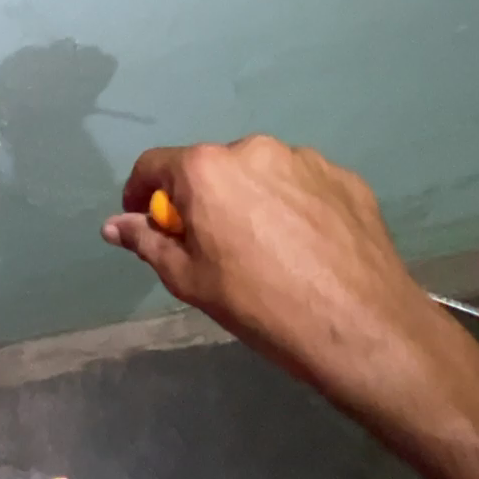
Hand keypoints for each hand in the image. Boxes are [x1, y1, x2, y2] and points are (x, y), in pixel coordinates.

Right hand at [102, 136, 449, 403]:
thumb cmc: (259, 305)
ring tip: (263, 245)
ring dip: (246, 197)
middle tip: (208, 242)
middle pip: (207, 167)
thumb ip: (147, 242)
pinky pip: (300, 183)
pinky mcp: (345, 177)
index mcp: (205, 169)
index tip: (147, 222)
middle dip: (199, 197)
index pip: (153, 165)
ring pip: (256, 173)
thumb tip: (114, 226)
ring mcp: (304, 159)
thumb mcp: (187, 280)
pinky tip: (303, 245)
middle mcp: (251, 149)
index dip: (140, 193)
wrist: (364, 330)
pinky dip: (290, 203)